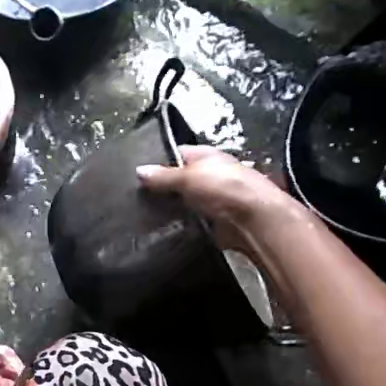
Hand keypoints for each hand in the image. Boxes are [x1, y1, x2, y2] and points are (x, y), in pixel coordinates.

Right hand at [136, 146, 292, 246]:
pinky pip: (185, 223)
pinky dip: (174, 226)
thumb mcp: (188, 177)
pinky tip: (154, 231)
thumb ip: (163, 176)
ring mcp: (209, 201)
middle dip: (158, 189)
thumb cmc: (224, 188)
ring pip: (179, 203)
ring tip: (136, 215)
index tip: (134, 173)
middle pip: (176, 181)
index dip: (156, 161)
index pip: (175, 154)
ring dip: (165, 210)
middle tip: (130, 197)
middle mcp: (208, 176)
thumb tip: (138, 170)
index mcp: (205, 157)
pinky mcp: (209, 223)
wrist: (254, 221)